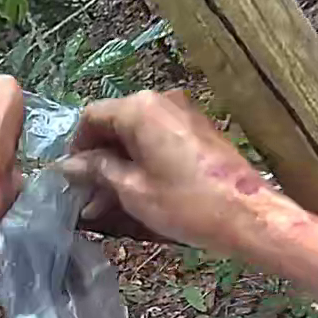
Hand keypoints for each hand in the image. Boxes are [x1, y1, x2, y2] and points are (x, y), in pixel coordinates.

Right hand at [60, 91, 317, 300]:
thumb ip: (98, 171)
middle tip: (83, 197)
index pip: (91, 117)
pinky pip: (156, 142)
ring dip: (116, 167)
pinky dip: (140, 164)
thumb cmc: (185, 204)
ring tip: (101, 206)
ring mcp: (182, 115)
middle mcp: (160, 101)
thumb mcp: (133, 190)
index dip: (75, 147)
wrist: (247, 215)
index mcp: (139, 108)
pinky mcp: (196, 132)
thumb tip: (70, 166)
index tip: (69, 178)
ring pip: (135, 137)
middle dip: (96, 161)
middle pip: (114, 125)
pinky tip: (130, 194)